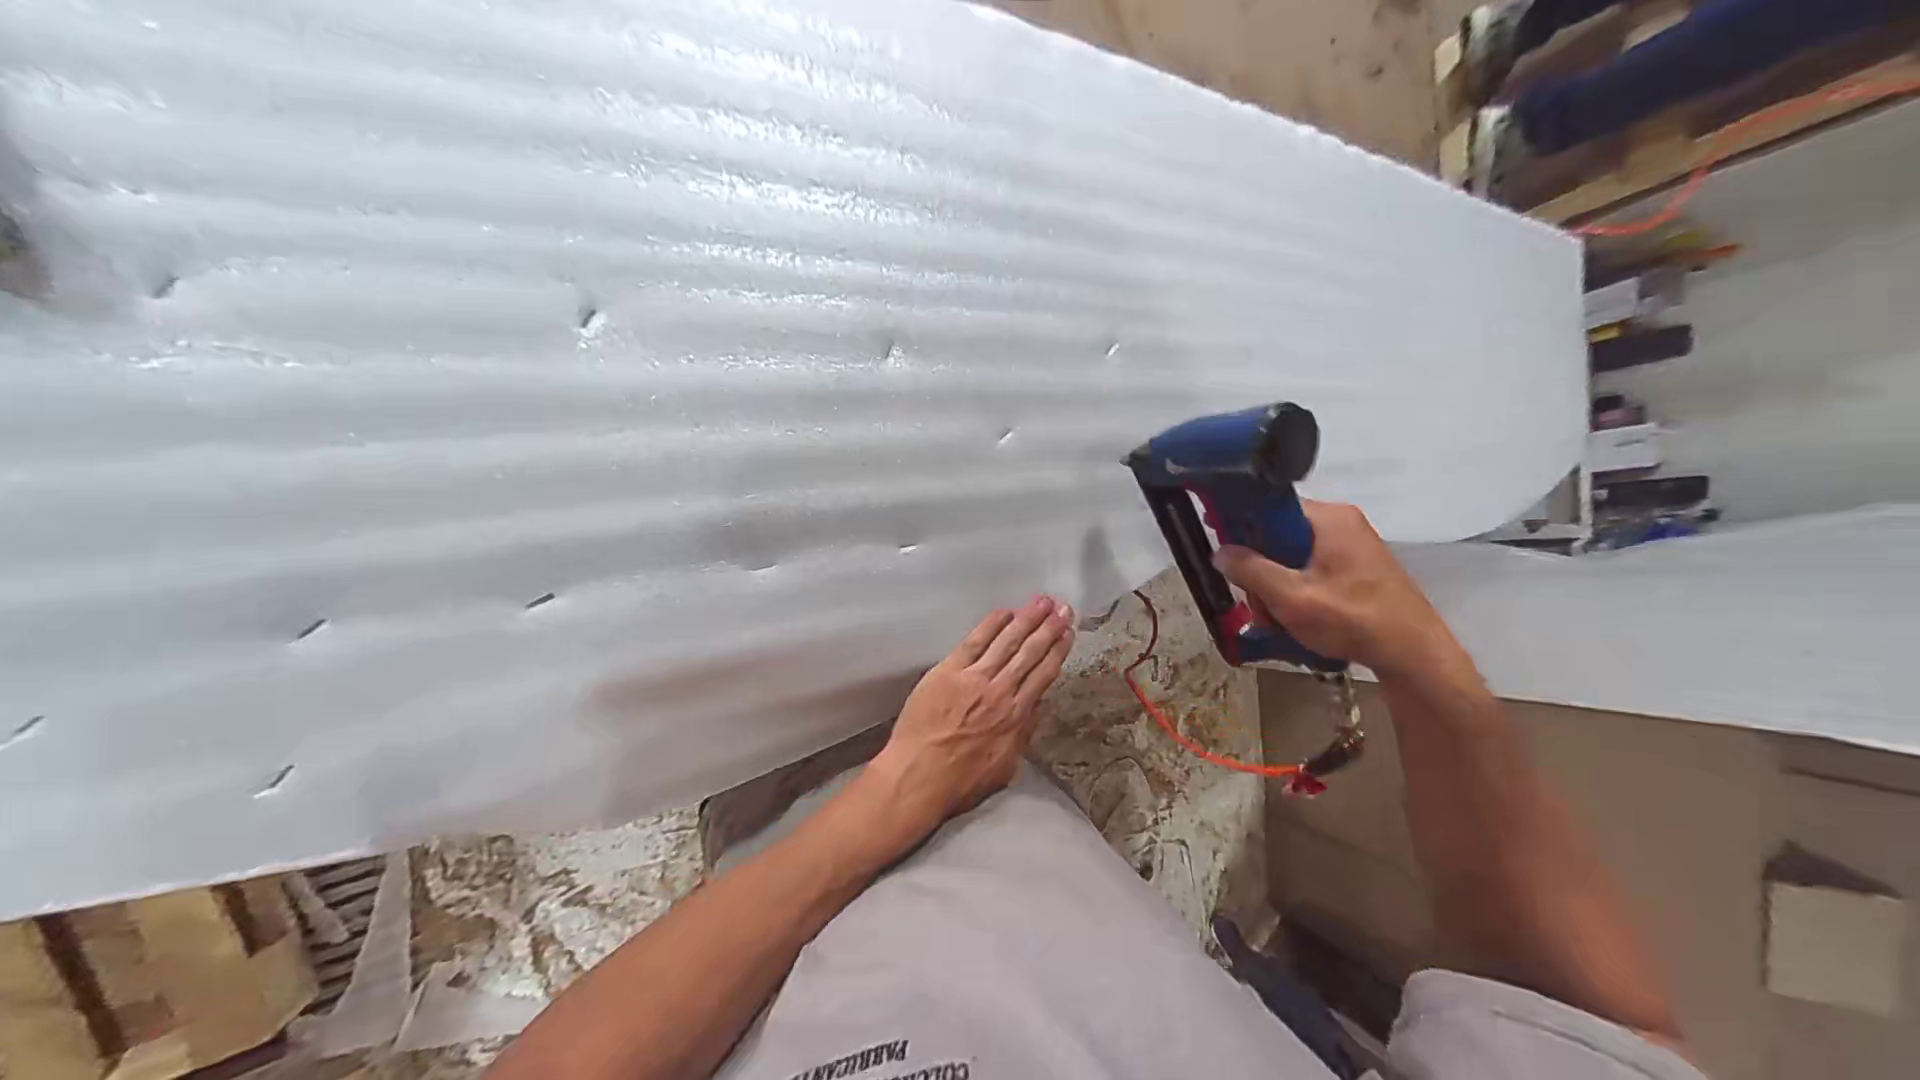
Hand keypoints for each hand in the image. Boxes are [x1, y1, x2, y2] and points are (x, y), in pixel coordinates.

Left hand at [868, 596, 1074, 827]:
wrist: (919, 776)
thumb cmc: (960, 781)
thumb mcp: (1006, 766)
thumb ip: (1023, 734)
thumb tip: (1037, 708)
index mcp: (1017, 715)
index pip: (1044, 674)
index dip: (1058, 651)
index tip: (1068, 633)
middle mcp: (1000, 691)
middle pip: (1030, 652)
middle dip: (1049, 627)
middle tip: (1063, 608)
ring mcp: (974, 678)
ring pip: (1007, 641)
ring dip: (1026, 619)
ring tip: (1042, 601)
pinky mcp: (948, 671)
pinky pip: (974, 641)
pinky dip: (991, 625)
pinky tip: (1004, 612)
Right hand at [1211, 499, 1462, 679]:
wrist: (1413, 655)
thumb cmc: (1352, 619)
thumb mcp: (1290, 597)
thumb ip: (1250, 570)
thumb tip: (1219, 551)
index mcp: (1328, 518)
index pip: (1270, 505)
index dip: (1239, 522)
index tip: (1217, 539)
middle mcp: (1340, 523)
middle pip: (1278, 535)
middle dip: (1260, 570)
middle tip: (1257, 603)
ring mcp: (1351, 546)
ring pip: (1291, 556)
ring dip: (1276, 587)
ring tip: (1278, 619)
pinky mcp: (1356, 568)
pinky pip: (1310, 569)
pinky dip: (1296, 591)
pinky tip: (1295, 617)